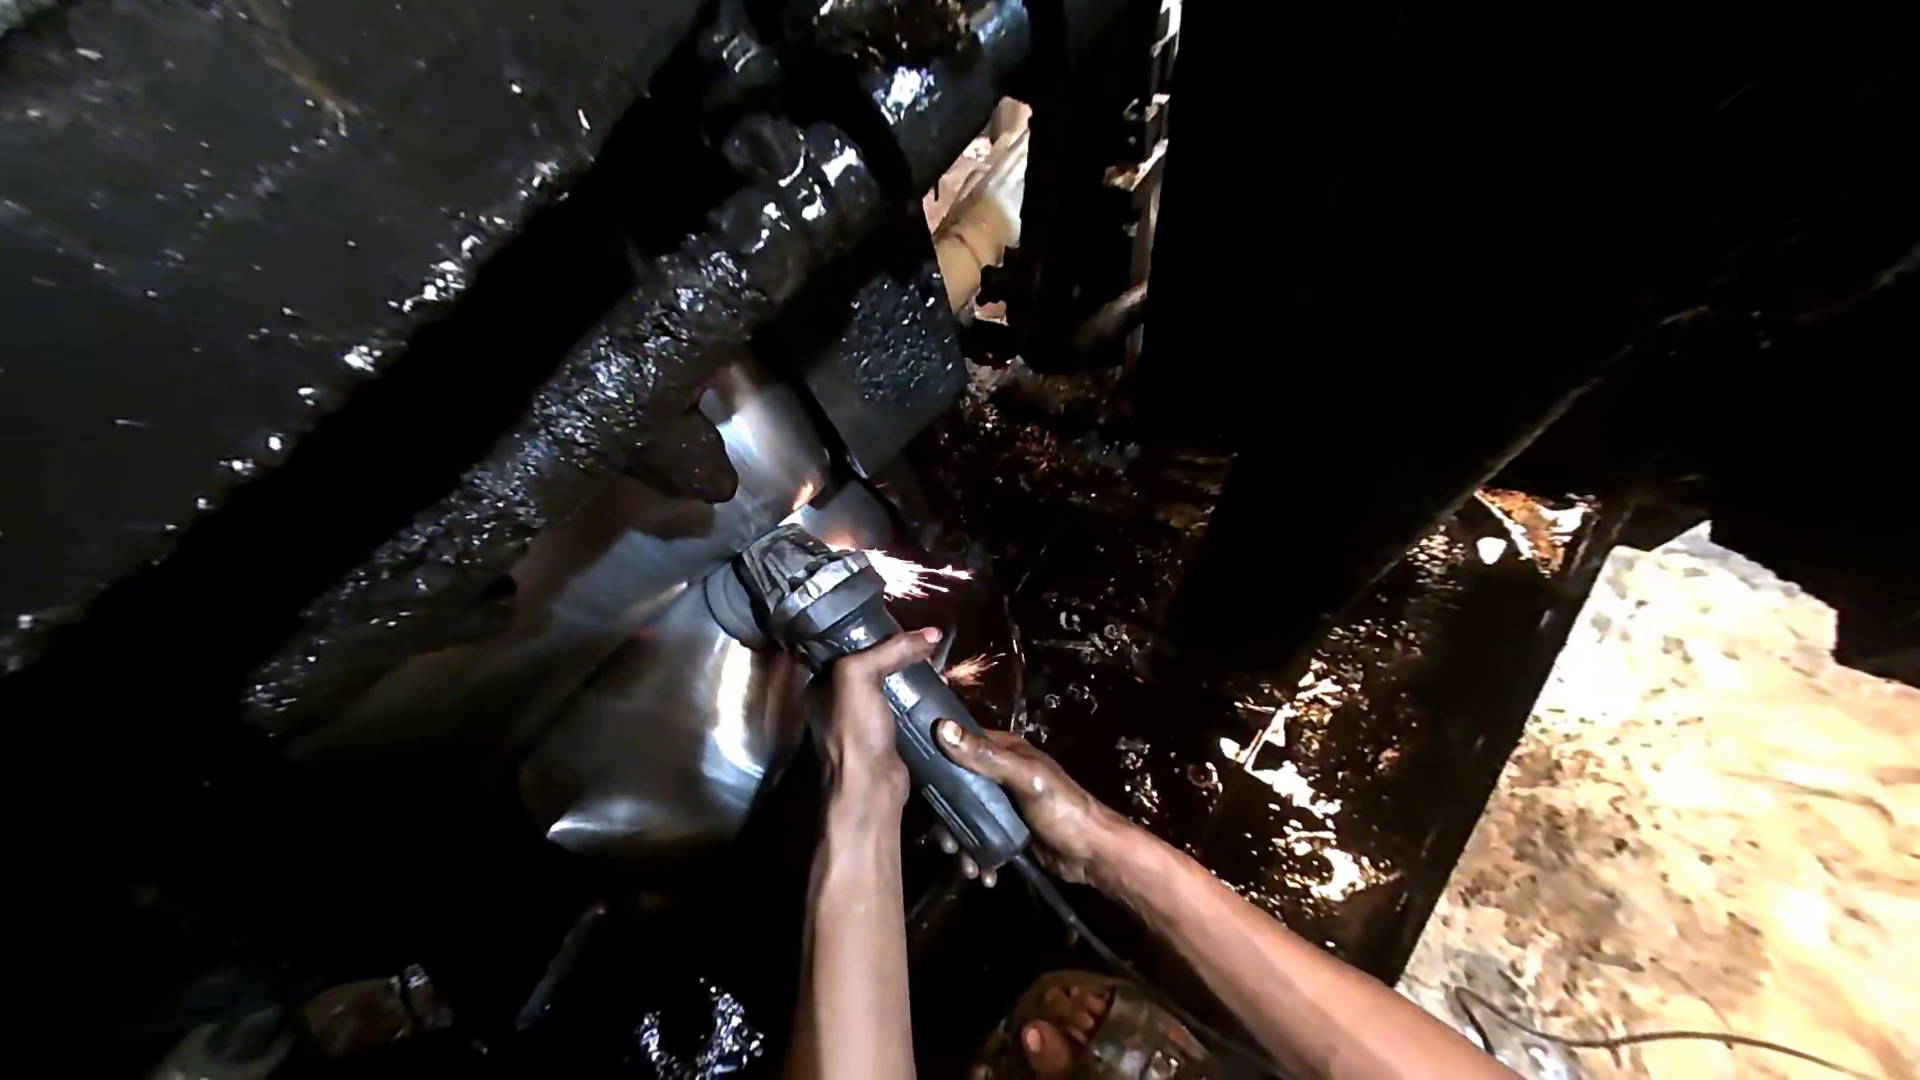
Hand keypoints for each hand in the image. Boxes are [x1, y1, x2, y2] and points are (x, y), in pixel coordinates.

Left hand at [822, 627, 941, 809]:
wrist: (871, 787)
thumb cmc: (855, 730)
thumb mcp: (859, 677)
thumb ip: (889, 651)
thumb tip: (931, 634)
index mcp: (821, 683)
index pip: (846, 645)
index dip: (872, 630)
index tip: (901, 619)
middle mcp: (837, 699)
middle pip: (870, 662)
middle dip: (895, 649)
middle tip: (923, 637)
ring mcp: (861, 719)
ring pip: (888, 682)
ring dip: (909, 670)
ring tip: (932, 654)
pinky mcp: (885, 734)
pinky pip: (902, 703)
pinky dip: (917, 692)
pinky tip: (934, 683)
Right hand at [935, 722, 1132, 886]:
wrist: (1093, 854)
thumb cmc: (1062, 807)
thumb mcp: (1024, 778)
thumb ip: (986, 756)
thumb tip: (944, 729)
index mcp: (1003, 750)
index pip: (960, 744)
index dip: (937, 759)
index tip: (919, 784)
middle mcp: (998, 772)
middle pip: (956, 787)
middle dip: (947, 817)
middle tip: (946, 841)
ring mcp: (1001, 802)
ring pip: (965, 817)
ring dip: (961, 842)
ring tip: (966, 865)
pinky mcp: (1006, 830)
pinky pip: (979, 838)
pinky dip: (976, 856)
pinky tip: (982, 874)